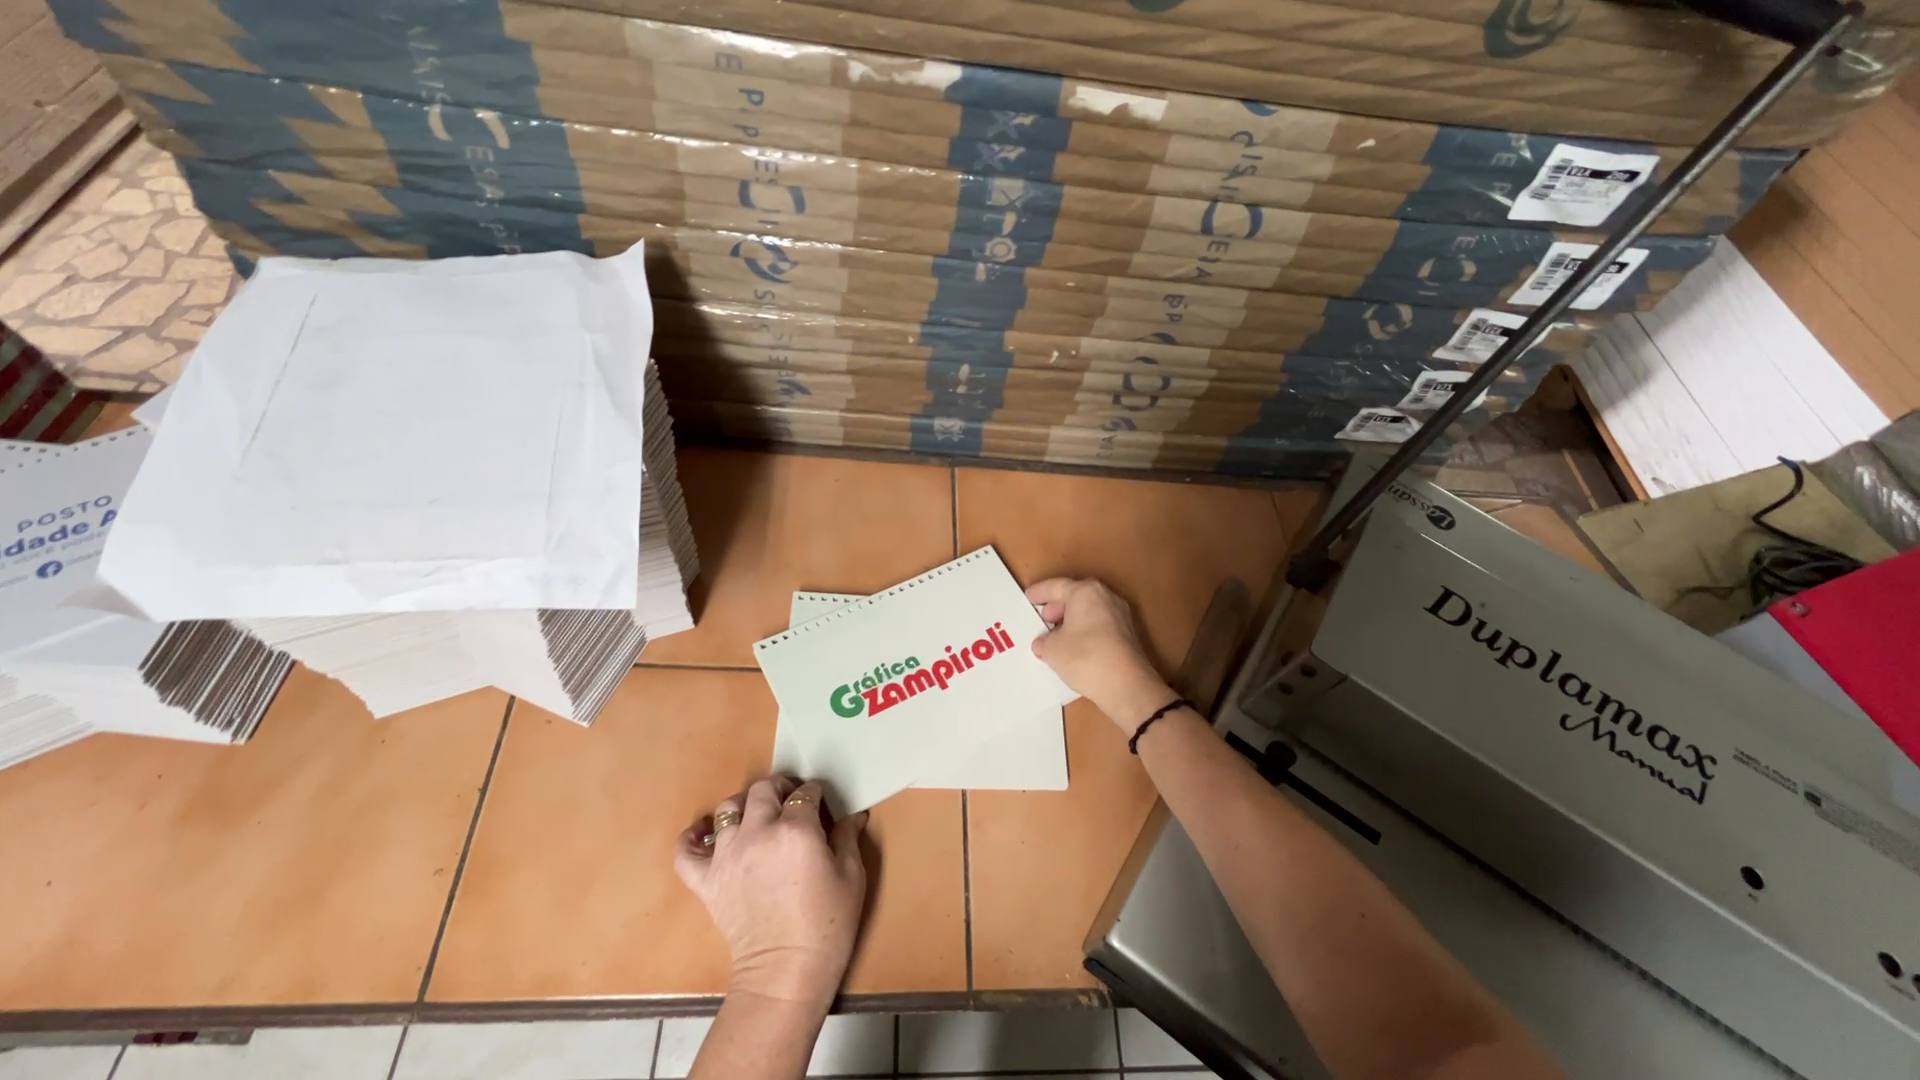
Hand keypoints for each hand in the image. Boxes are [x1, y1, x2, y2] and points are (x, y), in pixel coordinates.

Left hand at [675, 776, 869, 1007]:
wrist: (786, 972)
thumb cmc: (828, 925)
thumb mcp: (851, 877)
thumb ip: (847, 839)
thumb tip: (853, 815)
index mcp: (797, 830)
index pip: (804, 794)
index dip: (814, 794)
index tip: (819, 802)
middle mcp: (758, 833)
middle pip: (762, 790)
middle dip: (779, 788)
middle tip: (789, 801)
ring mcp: (727, 856)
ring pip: (727, 809)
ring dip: (743, 806)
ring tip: (755, 816)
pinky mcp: (705, 880)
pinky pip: (686, 850)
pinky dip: (692, 838)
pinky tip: (704, 834)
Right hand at [1026, 577, 1176, 730]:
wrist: (1126, 685)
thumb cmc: (1084, 656)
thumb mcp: (1051, 649)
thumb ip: (1043, 641)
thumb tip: (1044, 643)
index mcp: (1085, 591)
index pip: (1057, 586)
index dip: (1040, 592)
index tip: (1029, 597)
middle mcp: (1106, 597)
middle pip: (1076, 597)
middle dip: (1057, 607)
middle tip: (1043, 619)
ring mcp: (1120, 616)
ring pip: (1089, 612)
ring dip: (1072, 622)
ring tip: (1056, 638)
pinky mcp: (1127, 636)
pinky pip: (1099, 627)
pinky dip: (1085, 632)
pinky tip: (1074, 649)